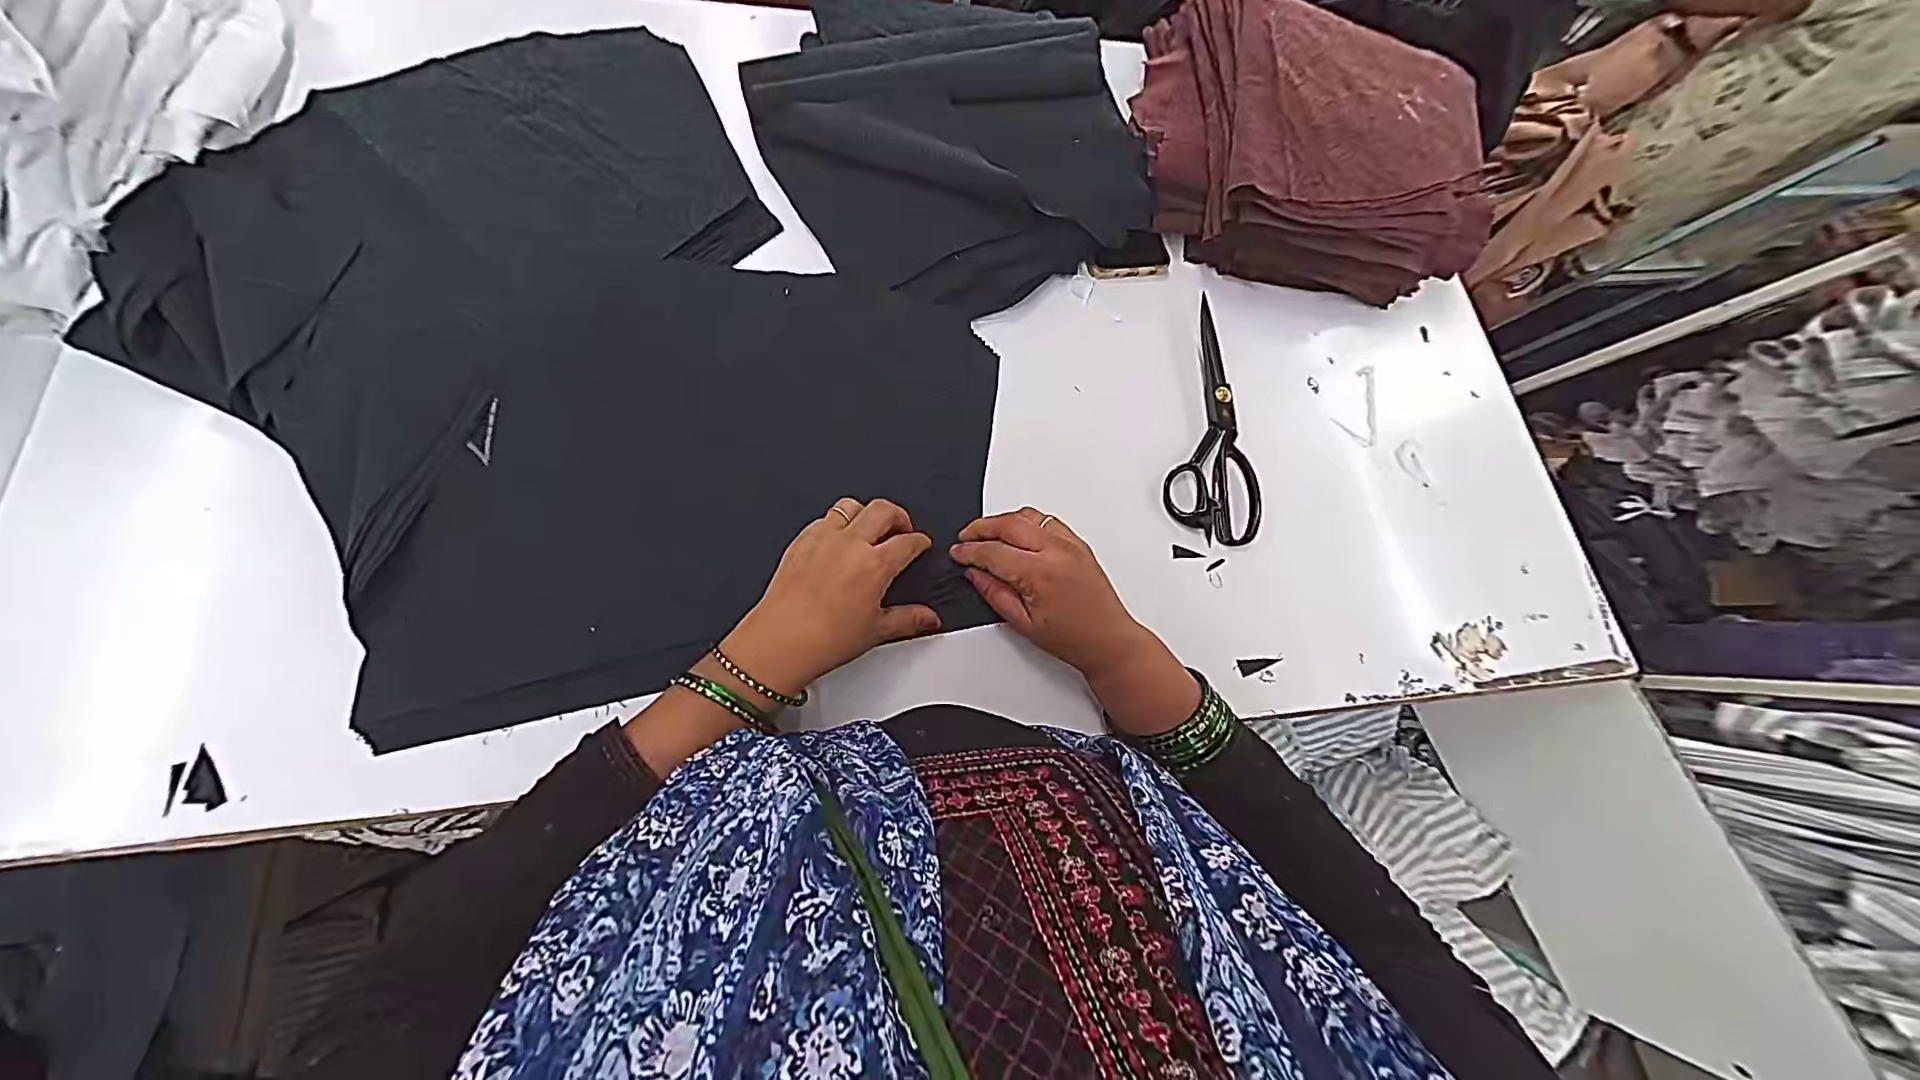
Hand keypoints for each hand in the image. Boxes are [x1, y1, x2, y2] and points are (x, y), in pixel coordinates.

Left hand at [721, 498, 941, 696]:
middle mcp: (849, 545)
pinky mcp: (800, 542)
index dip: (920, 541)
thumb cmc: (822, 639)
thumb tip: (927, 619)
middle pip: (884, 510)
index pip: (908, 541)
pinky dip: (836, 523)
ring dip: (866, 513)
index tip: (920, 543)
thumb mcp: (876, 631)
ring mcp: (822, 539)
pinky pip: (823, 519)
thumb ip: (907, 619)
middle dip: (899, 516)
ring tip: (870, 527)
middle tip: (902, 528)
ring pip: (851, 506)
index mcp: (874, 565)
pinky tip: (837, 539)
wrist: (780, 643)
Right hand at [949, 508, 1145, 675]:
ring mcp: (1071, 545)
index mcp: (1041, 573)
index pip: (994, 551)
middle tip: (966, 538)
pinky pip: (1048, 521)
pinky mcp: (1079, 544)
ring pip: (1028, 516)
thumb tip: (975, 574)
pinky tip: (1018, 532)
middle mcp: (1057, 552)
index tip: (958, 553)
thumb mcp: (1023, 623)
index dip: (970, 551)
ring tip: (988, 533)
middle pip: (1009, 524)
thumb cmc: (1076, 638)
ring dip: (1003, 521)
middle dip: (981, 528)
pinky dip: (1028, 521)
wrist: (1110, 641)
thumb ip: (995, 594)